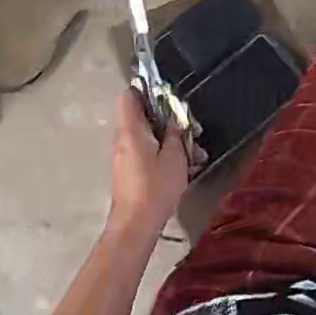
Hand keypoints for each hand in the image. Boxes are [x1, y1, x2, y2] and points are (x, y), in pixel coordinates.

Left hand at [109, 91, 189, 233]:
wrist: (135, 224)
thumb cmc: (155, 189)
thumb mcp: (174, 159)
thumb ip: (174, 136)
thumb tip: (172, 122)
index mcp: (131, 131)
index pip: (128, 97)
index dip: (145, 90)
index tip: (165, 95)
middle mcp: (123, 140)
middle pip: (140, 118)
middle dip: (165, 120)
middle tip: (188, 129)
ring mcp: (124, 157)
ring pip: (146, 137)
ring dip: (167, 141)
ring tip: (192, 153)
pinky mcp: (128, 172)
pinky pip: (145, 153)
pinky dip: (161, 155)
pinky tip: (183, 167)